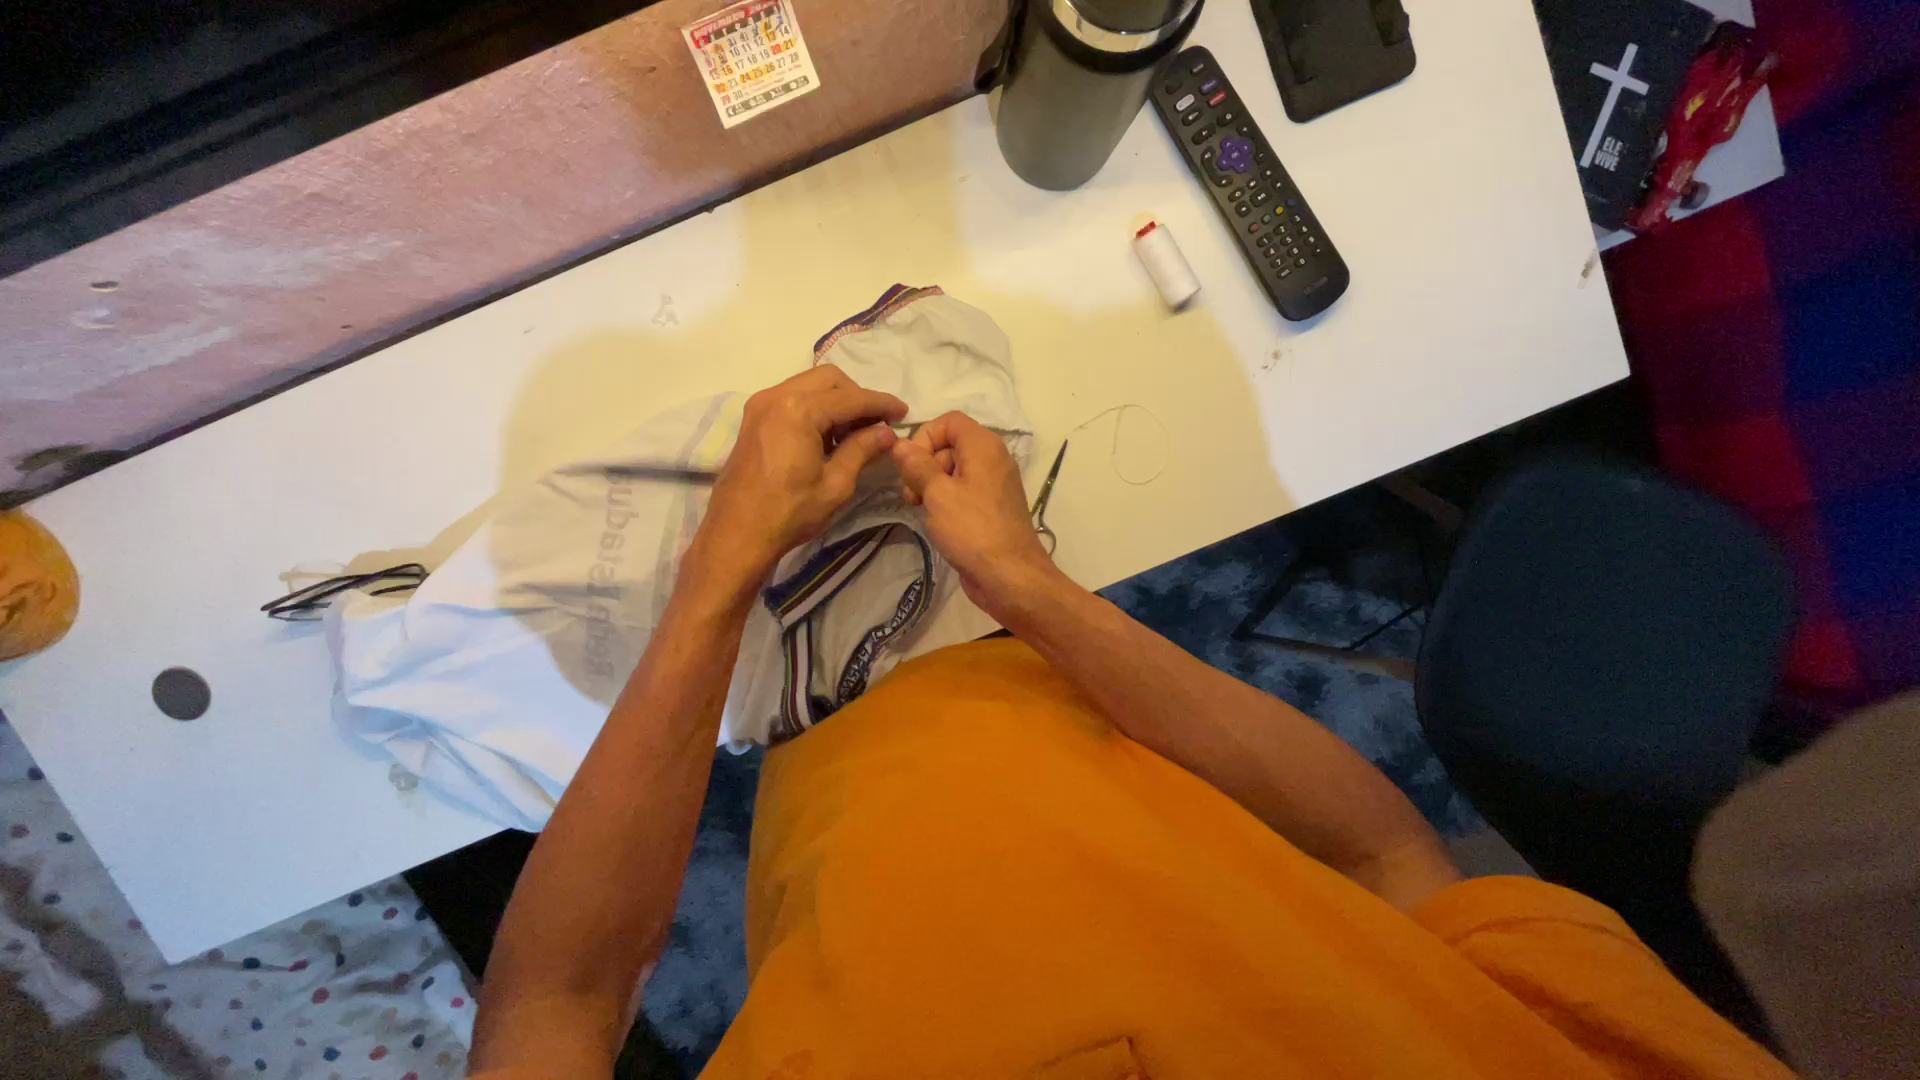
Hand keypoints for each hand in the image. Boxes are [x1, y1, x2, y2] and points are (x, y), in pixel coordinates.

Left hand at [700, 365, 906, 575]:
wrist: (736, 534)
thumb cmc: (789, 513)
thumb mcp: (835, 484)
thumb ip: (862, 450)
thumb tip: (888, 432)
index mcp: (799, 410)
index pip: (851, 398)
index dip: (881, 404)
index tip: (903, 413)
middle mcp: (777, 396)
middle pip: (829, 379)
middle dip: (857, 397)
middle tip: (876, 426)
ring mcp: (761, 405)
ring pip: (810, 384)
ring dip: (836, 400)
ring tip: (854, 433)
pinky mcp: (754, 418)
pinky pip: (793, 397)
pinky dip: (815, 407)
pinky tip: (828, 436)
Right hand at [892, 411, 1062, 617]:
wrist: (1009, 576)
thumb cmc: (973, 529)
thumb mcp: (938, 493)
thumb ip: (917, 465)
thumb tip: (901, 445)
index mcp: (984, 446)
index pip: (949, 421)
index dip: (924, 436)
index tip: (910, 464)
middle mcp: (992, 459)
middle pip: (950, 444)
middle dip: (924, 463)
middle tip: (911, 493)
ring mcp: (993, 485)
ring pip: (953, 470)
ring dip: (931, 484)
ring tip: (919, 508)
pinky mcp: (990, 508)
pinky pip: (962, 491)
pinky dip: (945, 500)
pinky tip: (936, 521)